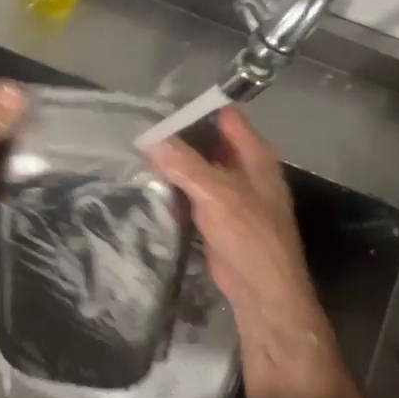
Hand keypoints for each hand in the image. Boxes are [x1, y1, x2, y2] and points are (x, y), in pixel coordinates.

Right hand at [143, 106, 307, 304]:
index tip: (157, 105)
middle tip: (138, 127)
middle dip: (177, 134)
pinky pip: (191, 189)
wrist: (263, 292)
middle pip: (207, 139)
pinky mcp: (216, 214)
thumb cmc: (250, 238)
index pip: (224, 115)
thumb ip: (184, 164)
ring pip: (197, 165)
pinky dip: (173, 184)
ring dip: (172, 160)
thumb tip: (149, 140)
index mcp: (255, 155)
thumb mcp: (217, 194)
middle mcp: (245, 167)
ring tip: (135, 150)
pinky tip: (147, 181)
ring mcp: (231, 192)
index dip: (195, 107)